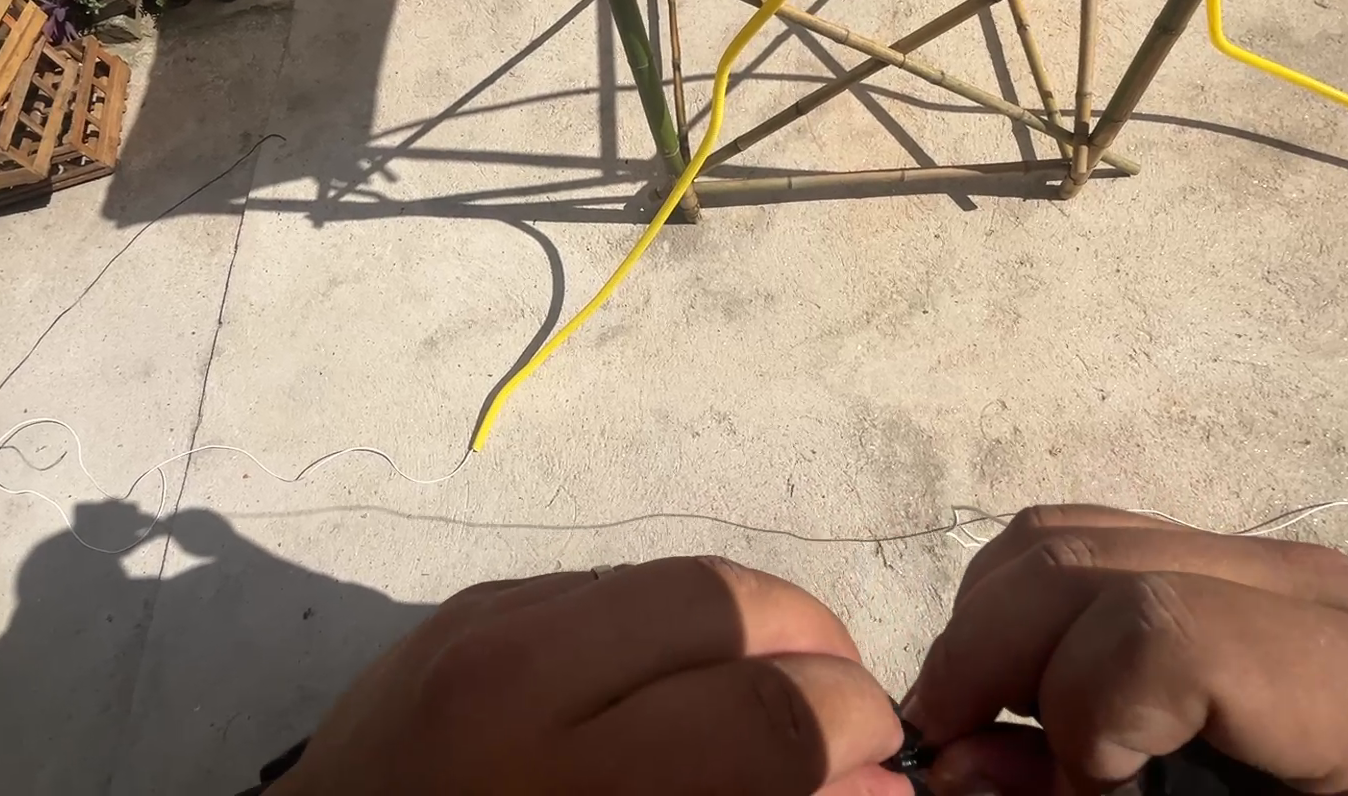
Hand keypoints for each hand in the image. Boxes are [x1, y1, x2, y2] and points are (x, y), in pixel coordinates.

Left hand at [270, 556, 908, 795]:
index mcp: (561, 784)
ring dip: (741, 615)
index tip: (878, 737)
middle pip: (715, 597)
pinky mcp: (469, 598)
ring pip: (664, 572)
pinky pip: (603, 583)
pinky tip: (671, 666)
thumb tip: (876, 782)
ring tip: (766, 669)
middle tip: (836, 689)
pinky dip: (666, 616)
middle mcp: (515, 671)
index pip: (756, 713)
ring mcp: (483, 616)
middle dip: (807, 633)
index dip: (846, 718)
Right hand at [902, 505, 1347, 795]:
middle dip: (987, 653)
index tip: (1071, 793)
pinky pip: (1064, 534)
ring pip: (1054, 536)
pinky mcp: (1193, 546)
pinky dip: (1010, 594)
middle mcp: (1299, 584)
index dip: (1088, 707)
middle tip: (946, 735)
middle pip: (1080, 567)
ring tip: (980, 703)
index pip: (1174, 632)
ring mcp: (1239, 550)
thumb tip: (953, 766)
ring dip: (987, 621)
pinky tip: (1018, 664)